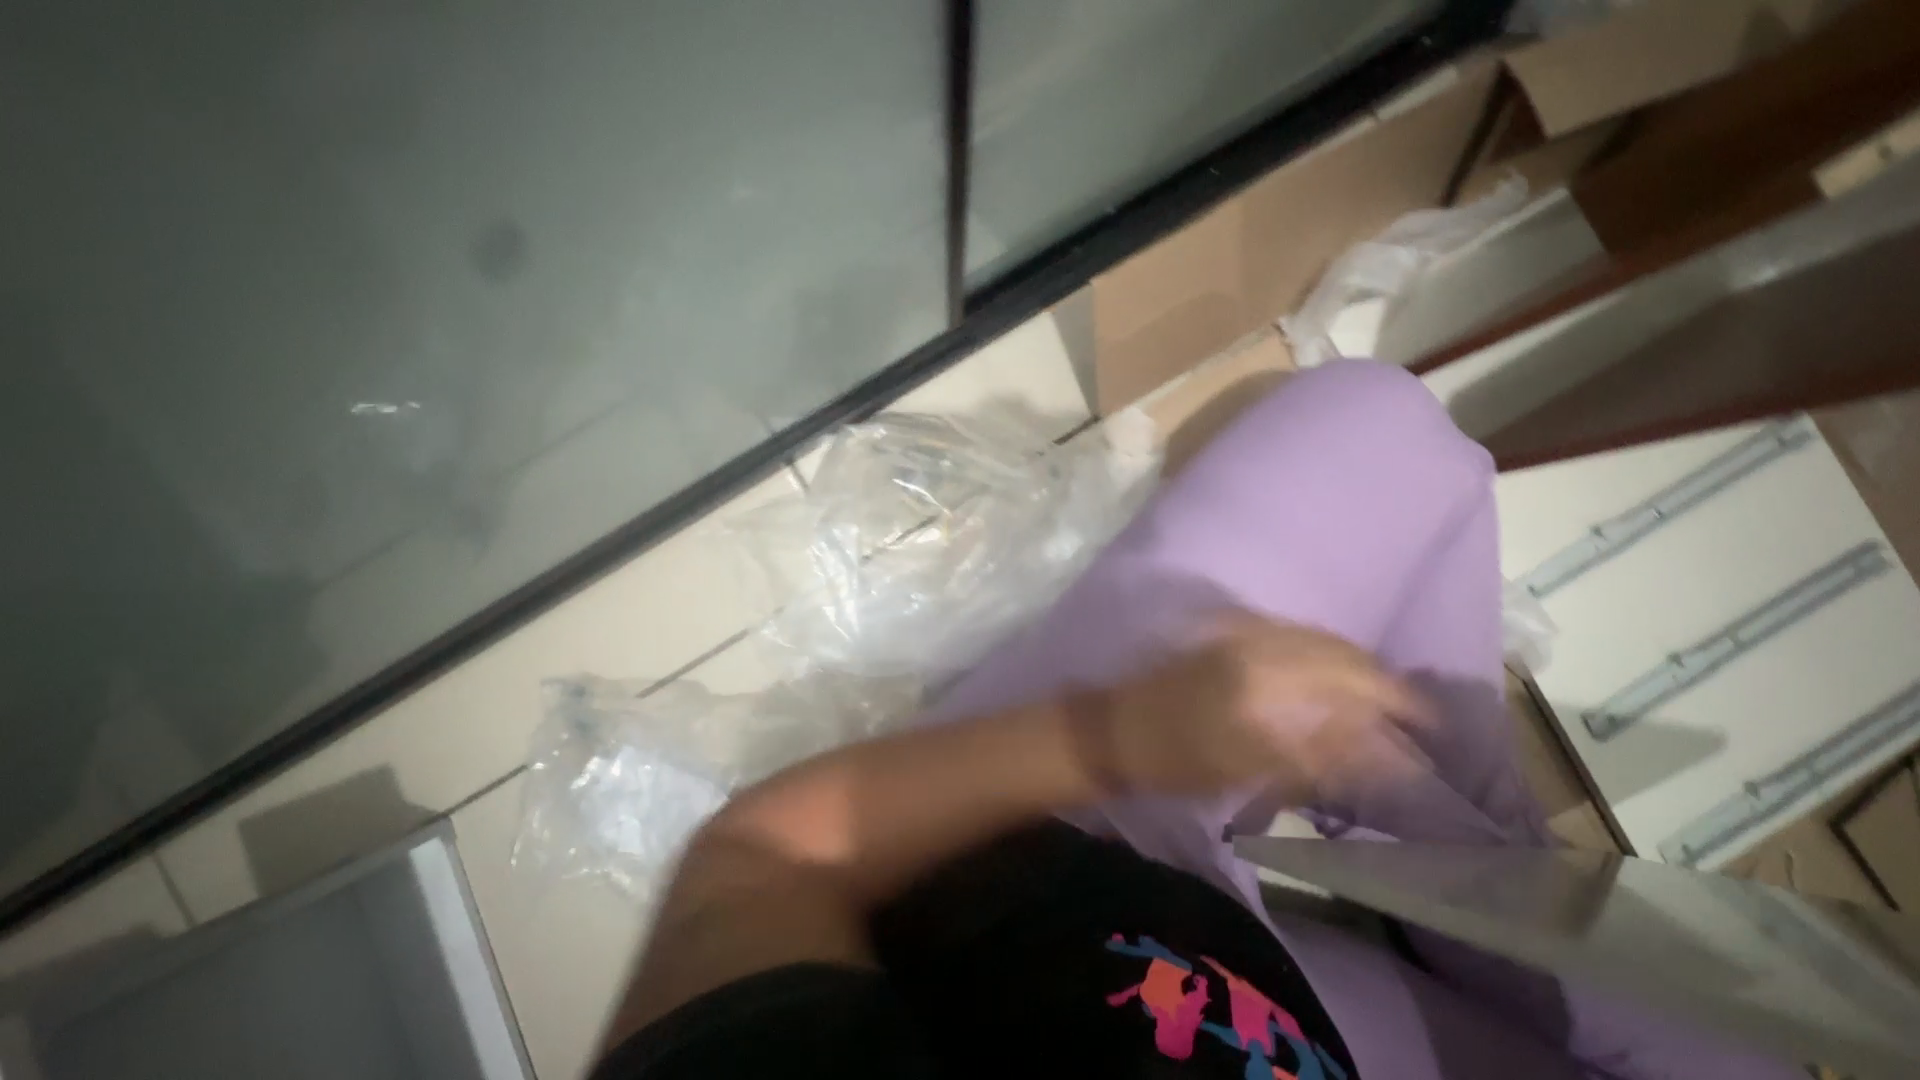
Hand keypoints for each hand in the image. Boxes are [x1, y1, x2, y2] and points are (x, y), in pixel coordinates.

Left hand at [1095, 613, 1432, 800]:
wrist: (1114, 731)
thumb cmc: (1177, 760)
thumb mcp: (1251, 767)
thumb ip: (1321, 753)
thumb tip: (1385, 751)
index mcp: (1270, 675)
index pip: (1354, 678)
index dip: (1398, 699)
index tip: (1429, 724)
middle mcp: (1260, 643)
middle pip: (1340, 651)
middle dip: (1380, 680)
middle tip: (1409, 712)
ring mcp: (1240, 633)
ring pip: (1316, 637)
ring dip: (1352, 663)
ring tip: (1376, 695)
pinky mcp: (1225, 633)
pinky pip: (1288, 632)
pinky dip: (1319, 650)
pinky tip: (1327, 672)